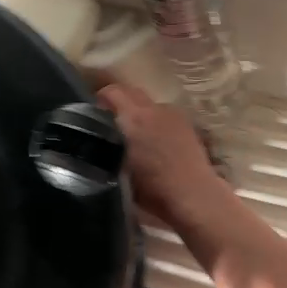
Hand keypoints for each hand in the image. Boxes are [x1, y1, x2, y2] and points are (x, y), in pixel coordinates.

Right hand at [97, 83, 227, 220]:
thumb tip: (102, 140)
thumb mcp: (119, 170)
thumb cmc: (152, 189)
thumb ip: (109, 147)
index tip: (93, 113)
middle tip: (111, 121)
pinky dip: (156, 122)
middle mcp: (154, 109)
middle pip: (132, 92)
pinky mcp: (188, 125)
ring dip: (140, 113)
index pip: (112, 92)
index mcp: (134, 118)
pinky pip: (165, 115)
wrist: (193, 195)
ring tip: (135, 133)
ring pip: (150, 104)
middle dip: (120, 102)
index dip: (101, 99)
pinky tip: (156, 141)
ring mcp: (174, 115)